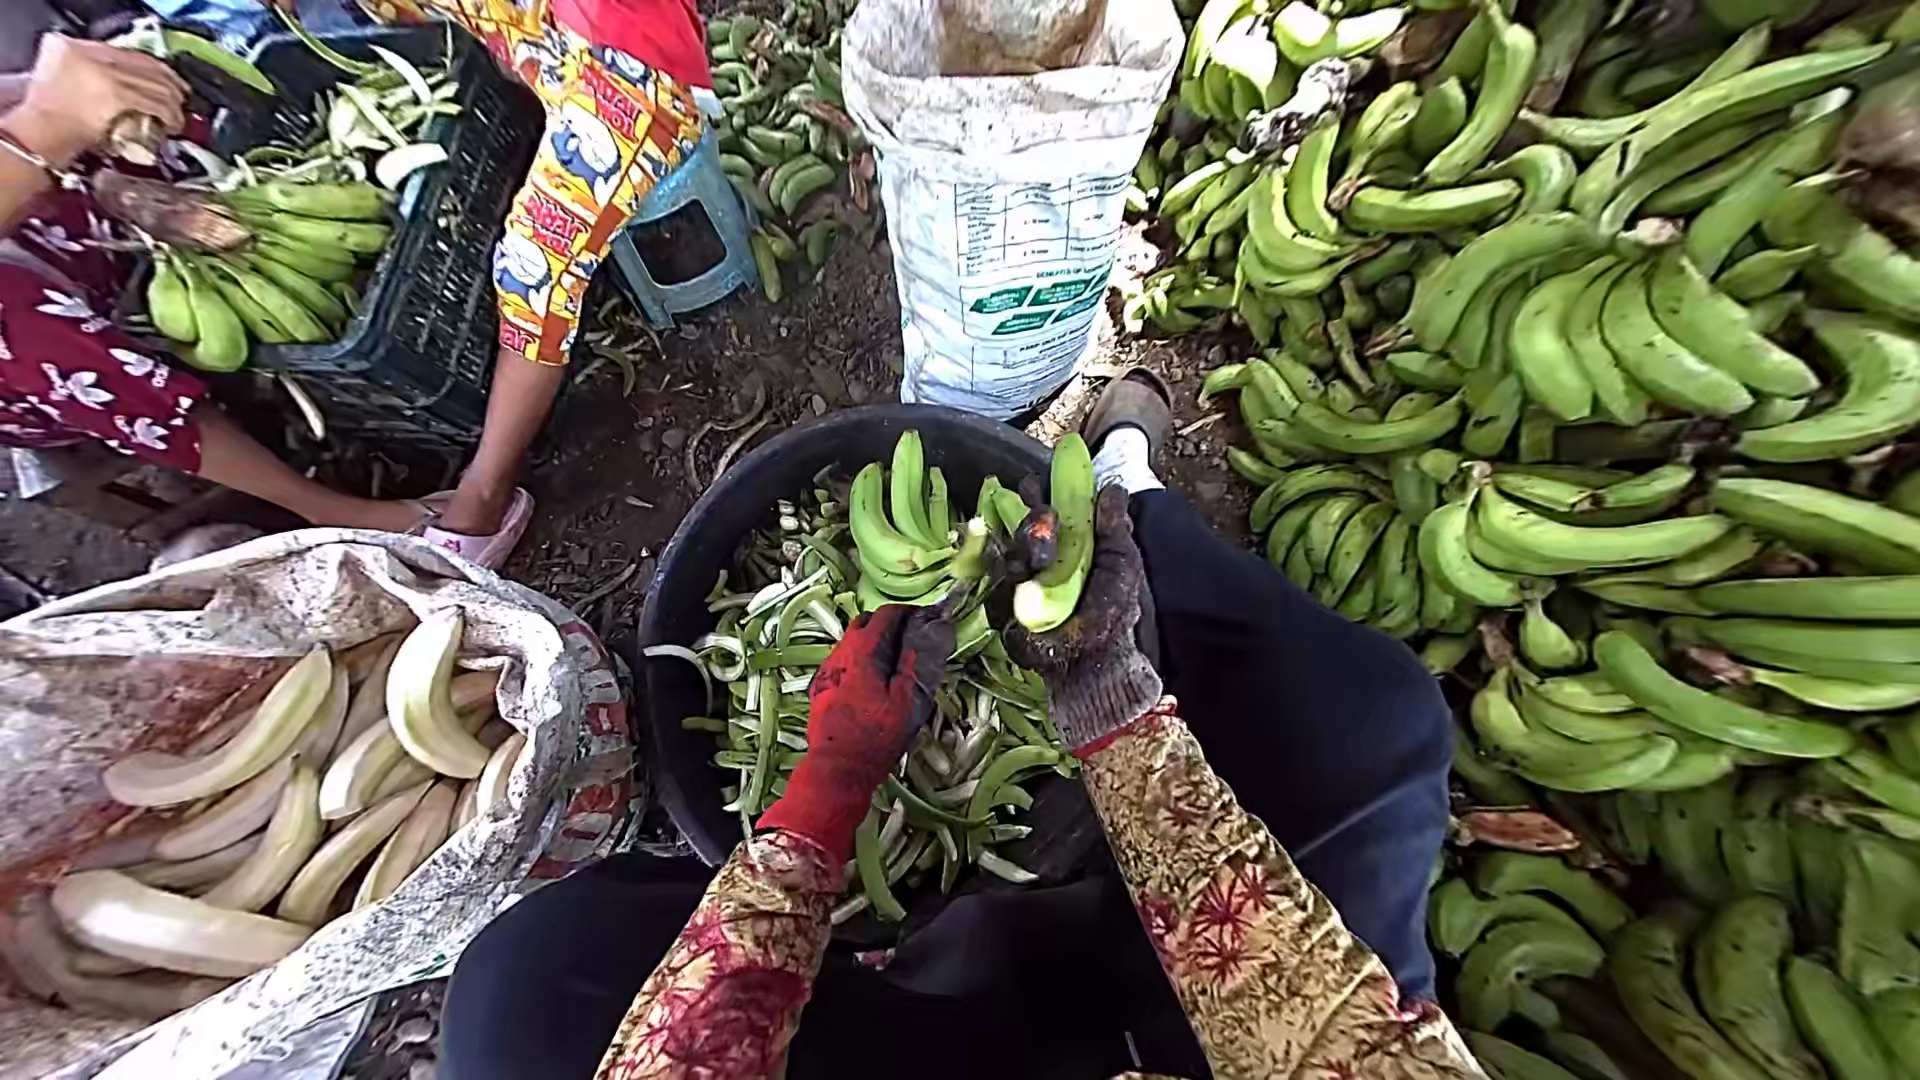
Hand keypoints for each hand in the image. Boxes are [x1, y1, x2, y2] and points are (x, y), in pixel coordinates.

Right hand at [3, 35, 186, 168]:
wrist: (48, 126)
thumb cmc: (63, 110)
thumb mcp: (75, 76)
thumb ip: (101, 71)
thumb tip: (143, 80)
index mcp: (71, 44)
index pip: (133, 54)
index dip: (162, 72)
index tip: (176, 86)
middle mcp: (86, 52)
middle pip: (152, 69)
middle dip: (174, 91)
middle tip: (180, 107)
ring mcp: (102, 71)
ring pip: (162, 89)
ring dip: (175, 109)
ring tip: (173, 121)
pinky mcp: (117, 93)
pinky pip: (161, 106)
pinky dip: (173, 119)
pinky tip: (171, 127)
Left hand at [758, 605, 953, 862]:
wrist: (837, 768)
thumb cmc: (875, 737)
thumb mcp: (905, 701)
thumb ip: (911, 666)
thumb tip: (919, 639)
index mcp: (863, 652)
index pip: (885, 615)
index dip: (906, 611)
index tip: (922, 617)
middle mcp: (840, 654)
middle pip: (864, 622)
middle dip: (886, 622)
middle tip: (907, 634)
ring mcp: (827, 670)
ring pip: (850, 641)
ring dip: (871, 640)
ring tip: (892, 657)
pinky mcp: (820, 686)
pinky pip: (841, 661)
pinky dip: (857, 658)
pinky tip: (870, 677)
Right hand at [1004, 486, 1162, 750]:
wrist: (1100, 656)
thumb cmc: (1113, 608)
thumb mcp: (1121, 561)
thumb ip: (1114, 525)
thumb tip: (1112, 487)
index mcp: (1063, 549)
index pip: (1042, 516)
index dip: (1035, 498)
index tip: (1032, 483)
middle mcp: (1036, 564)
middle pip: (1021, 532)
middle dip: (1031, 521)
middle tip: (1046, 515)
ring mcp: (1017, 588)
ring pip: (1007, 557)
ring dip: (1024, 548)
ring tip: (1043, 552)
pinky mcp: (1004, 613)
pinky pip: (997, 591)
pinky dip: (1007, 582)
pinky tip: (1018, 576)